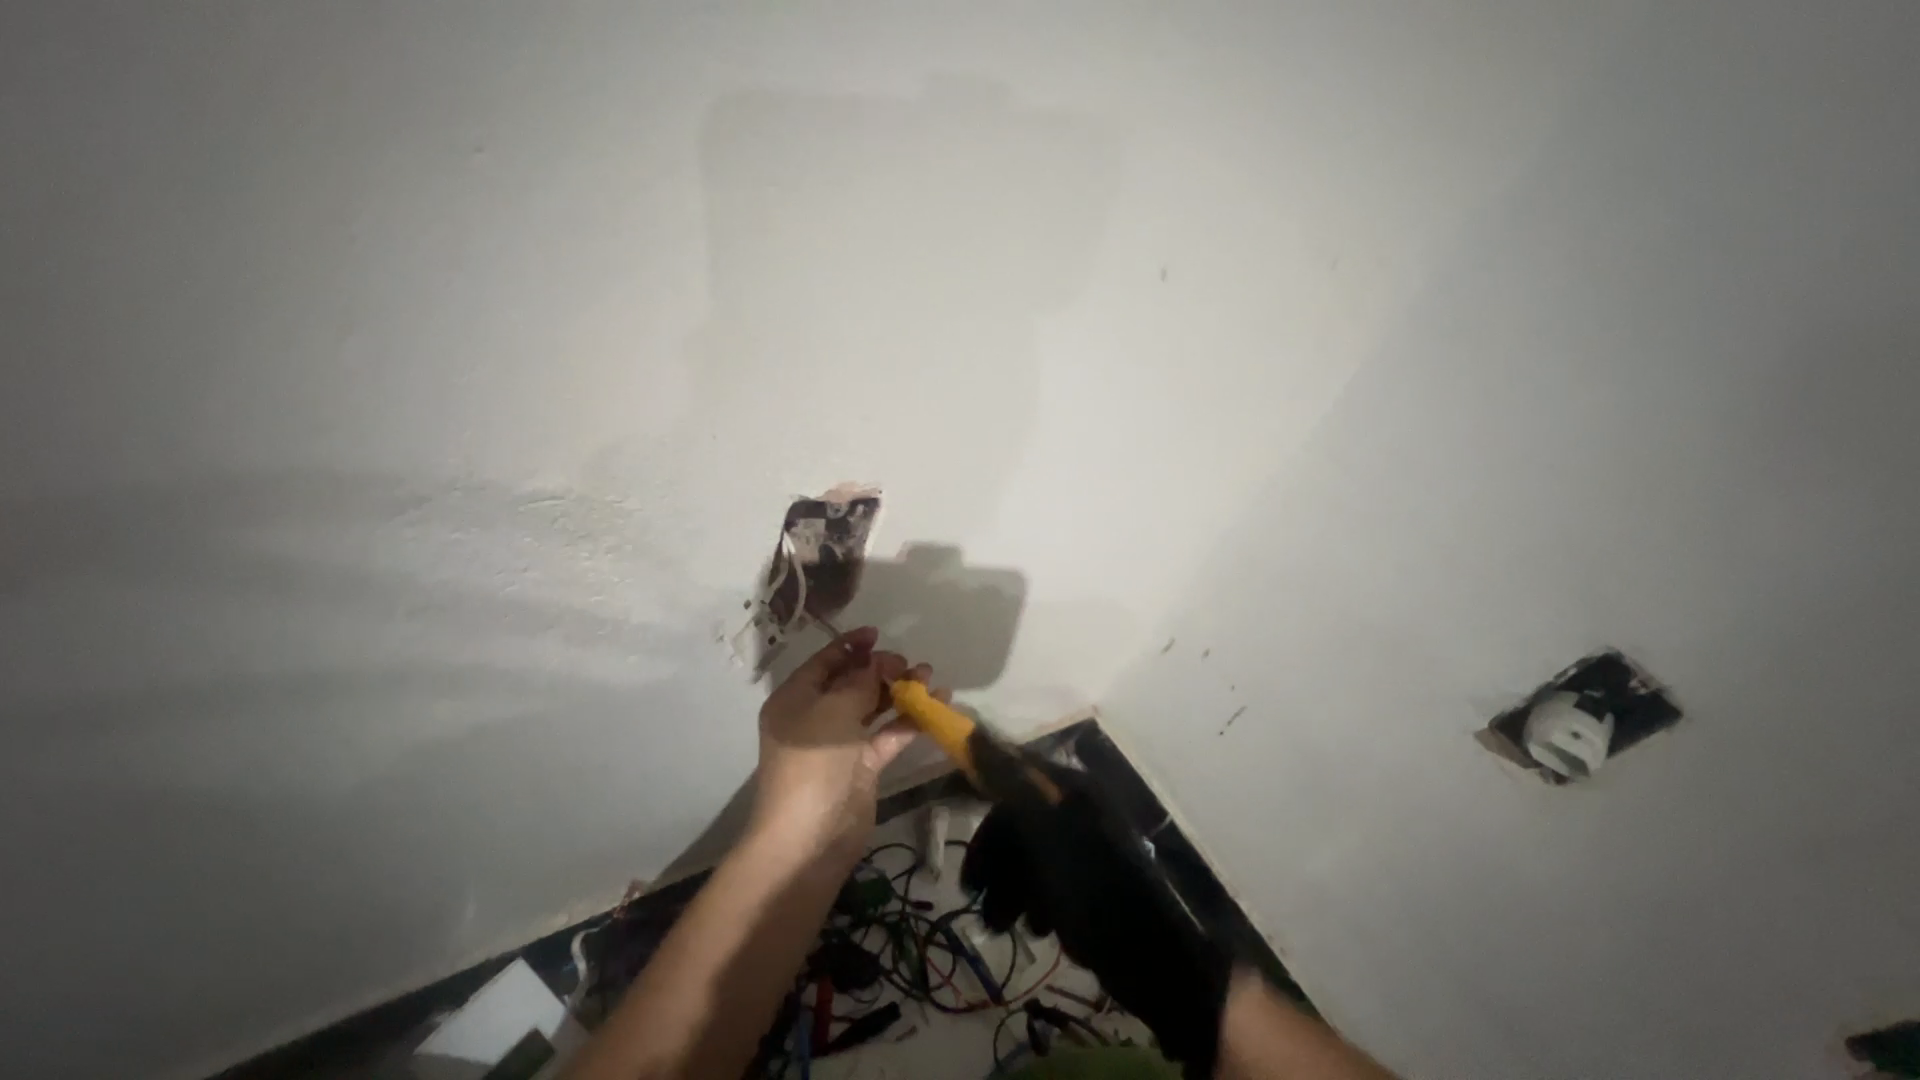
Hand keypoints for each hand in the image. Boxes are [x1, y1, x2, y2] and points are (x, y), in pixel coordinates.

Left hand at [750, 626, 940, 859]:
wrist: (809, 837)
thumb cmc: (813, 763)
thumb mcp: (834, 711)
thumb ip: (861, 681)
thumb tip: (882, 662)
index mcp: (795, 698)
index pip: (824, 662)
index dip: (850, 645)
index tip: (878, 633)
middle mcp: (815, 716)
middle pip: (851, 682)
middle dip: (881, 668)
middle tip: (909, 663)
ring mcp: (840, 742)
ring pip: (873, 707)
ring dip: (899, 691)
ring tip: (929, 676)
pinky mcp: (863, 765)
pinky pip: (889, 734)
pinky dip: (910, 720)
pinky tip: (935, 705)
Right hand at [962, 764, 1232, 1079]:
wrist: (1161, 960)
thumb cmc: (1098, 892)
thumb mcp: (1047, 834)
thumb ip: (1013, 784)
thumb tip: (978, 735)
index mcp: (1075, 792)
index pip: (1014, 783)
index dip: (986, 815)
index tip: (966, 859)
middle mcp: (1085, 810)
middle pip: (1023, 823)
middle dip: (996, 862)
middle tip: (974, 899)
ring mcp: (1096, 846)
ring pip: (1037, 855)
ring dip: (1012, 887)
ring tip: (1002, 925)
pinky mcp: (1103, 881)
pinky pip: (1059, 879)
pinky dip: (1040, 900)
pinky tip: (1039, 929)